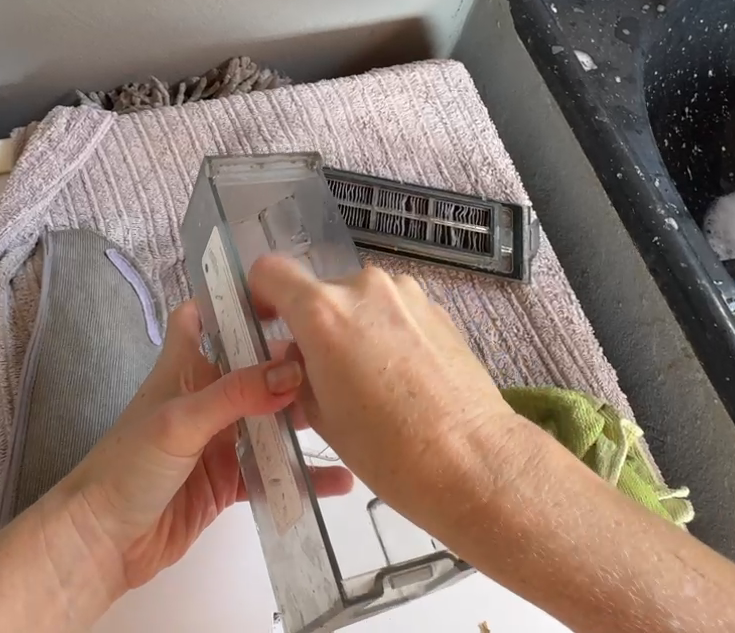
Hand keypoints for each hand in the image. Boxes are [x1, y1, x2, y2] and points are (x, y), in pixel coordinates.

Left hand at [49, 300, 354, 593]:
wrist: (102, 542)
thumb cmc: (128, 466)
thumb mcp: (180, 420)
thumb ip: (235, 394)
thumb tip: (290, 372)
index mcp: (184, 366)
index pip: (202, 316)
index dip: (231, 299)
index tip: (279, 293)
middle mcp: (204, 395)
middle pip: (251, 367)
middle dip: (289, 362)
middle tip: (340, 359)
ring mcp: (218, 439)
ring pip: (268, 418)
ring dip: (301, 418)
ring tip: (350, 413)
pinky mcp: (228, 481)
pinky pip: (271, 472)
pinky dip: (300, 475)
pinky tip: (340, 480)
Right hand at [247, 255, 522, 536]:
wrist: (473, 463)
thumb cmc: (389, 450)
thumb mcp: (321, 416)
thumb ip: (298, 372)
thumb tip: (298, 359)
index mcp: (322, 311)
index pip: (270, 271)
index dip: (260, 293)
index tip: (267, 320)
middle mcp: (361, 288)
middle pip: (319, 291)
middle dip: (314, 324)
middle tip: (322, 371)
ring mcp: (404, 293)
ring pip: (358, 301)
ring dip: (353, 328)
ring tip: (369, 380)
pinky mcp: (435, 307)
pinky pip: (393, 310)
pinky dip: (386, 333)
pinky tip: (401, 378)